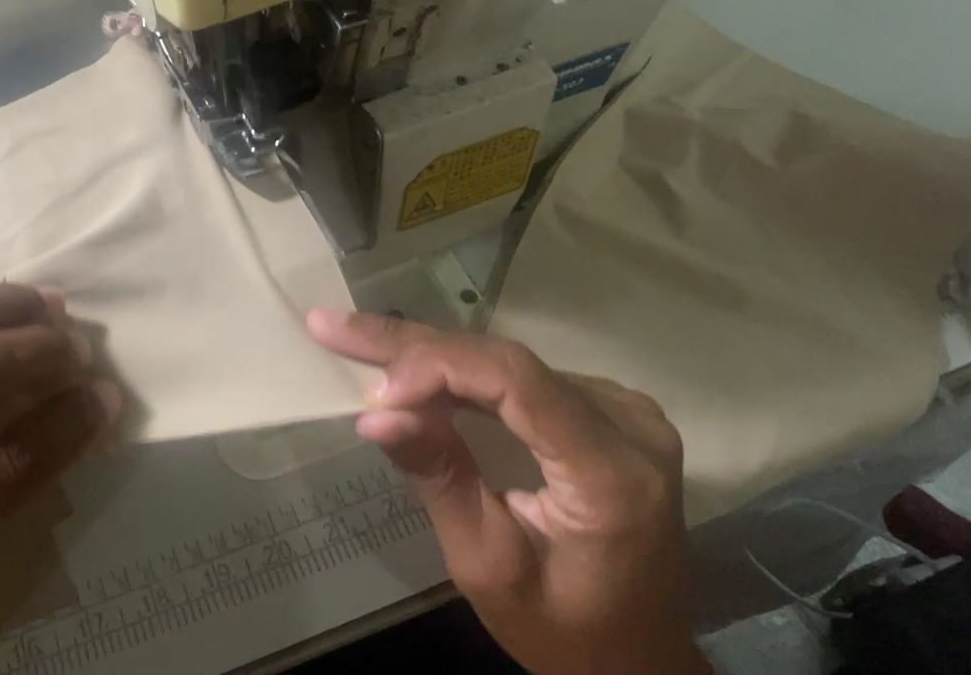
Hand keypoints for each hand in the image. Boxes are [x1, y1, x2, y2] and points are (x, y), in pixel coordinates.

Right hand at [308, 311, 706, 674]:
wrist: (636, 657)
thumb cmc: (562, 629)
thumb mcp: (487, 566)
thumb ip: (438, 477)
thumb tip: (374, 413)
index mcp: (611, 475)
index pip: (516, 382)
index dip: (436, 368)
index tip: (373, 388)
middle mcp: (628, 424)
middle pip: (505, 362)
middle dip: (412, 347)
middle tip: (335, 329)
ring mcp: (621, 410)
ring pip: (504, 360)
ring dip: (426, 354)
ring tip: (356, 342)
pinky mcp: (604, 408)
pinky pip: (517, 375)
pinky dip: (455, 370)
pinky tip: (407, 367)